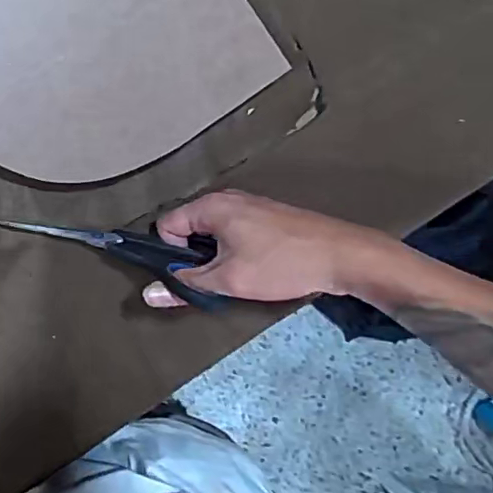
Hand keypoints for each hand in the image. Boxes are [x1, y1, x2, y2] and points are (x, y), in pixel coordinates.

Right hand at [144, 190, 404, 307]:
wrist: (343, 255)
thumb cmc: (282, 264)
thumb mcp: (229, 280)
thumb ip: (186, 284)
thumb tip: (149, 293)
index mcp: (210, 206)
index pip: (166, 226)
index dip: (171, 254)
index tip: (192, 274)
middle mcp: (225, 198)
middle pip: (188, 227)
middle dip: (193, 255)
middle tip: (215, 279)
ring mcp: (247, 203)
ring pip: (211, 230)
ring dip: (215, 254)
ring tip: (238, 274)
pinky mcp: (265, 214)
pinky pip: (232, 229)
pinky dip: (234, 248)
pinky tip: (256, 266)